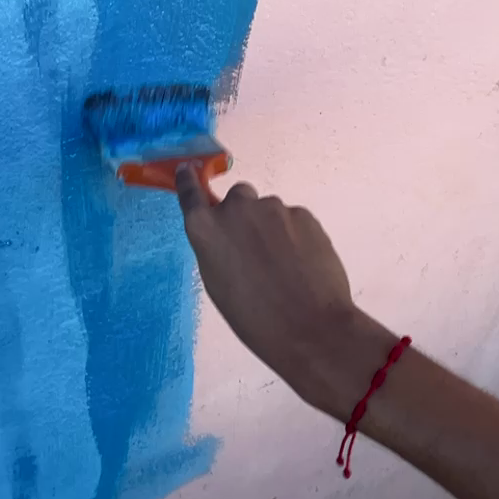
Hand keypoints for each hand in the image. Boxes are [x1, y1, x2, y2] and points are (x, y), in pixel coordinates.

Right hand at [174, 165, 397, 419]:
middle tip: (254, 247)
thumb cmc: (252, 317)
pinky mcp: (304, 214)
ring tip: (285, 263)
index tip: (188, 170)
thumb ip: (215, 247)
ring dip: (271, 227)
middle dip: (243, 214)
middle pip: (237, 197)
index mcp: (205, 228)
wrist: (310, 328)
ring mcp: (272, 207)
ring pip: (268, 210)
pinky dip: (295, 235)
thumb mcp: (216, 281)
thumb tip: (225, 235)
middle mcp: (235, 208)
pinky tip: (304, 263)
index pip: (190, 191)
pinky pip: (293, 219)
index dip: (188, 180)